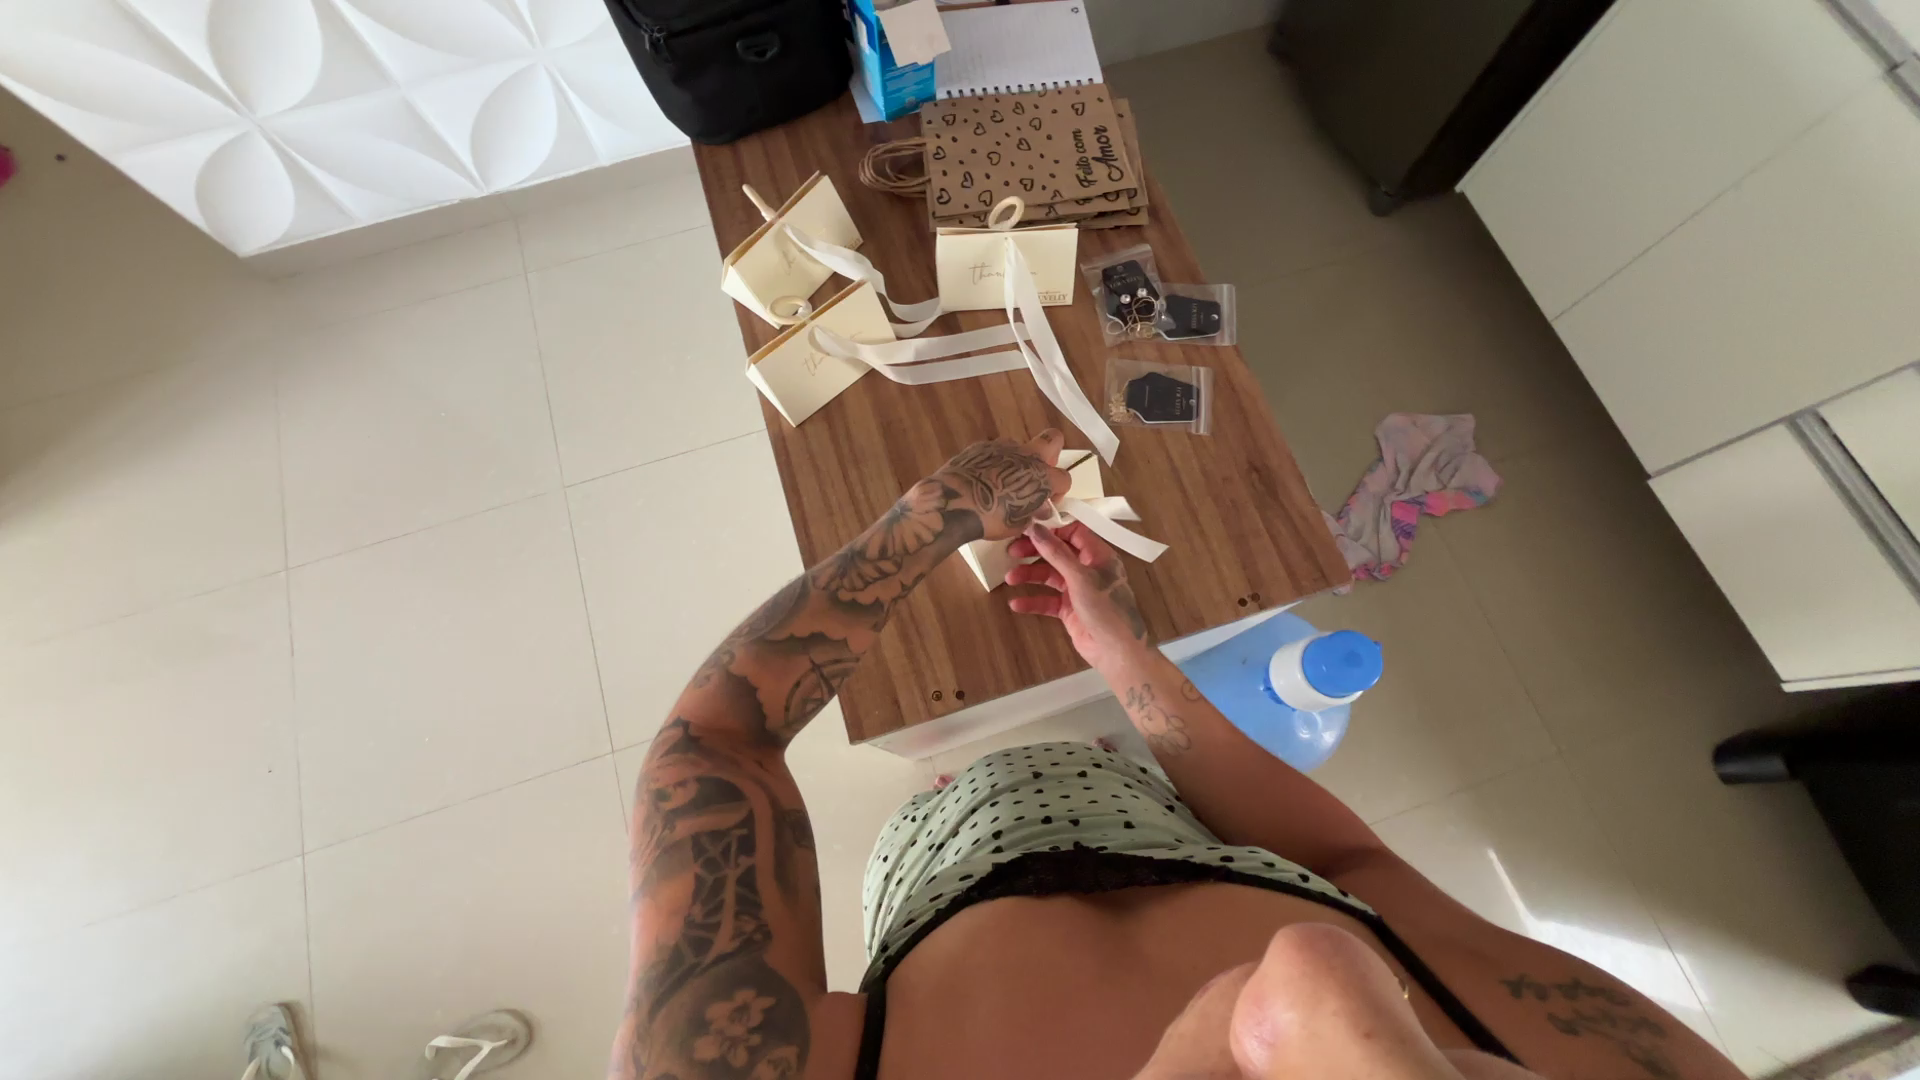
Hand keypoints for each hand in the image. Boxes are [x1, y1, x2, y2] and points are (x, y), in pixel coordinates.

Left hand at [929, 429, 1071, 540]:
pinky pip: (994, 451)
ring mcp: (1002, 446)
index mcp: (1042, 476)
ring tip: (1001, 481)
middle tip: (1036, 474)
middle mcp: (1027, 455)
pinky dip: (993, 462)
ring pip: (1019, 446)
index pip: (1064, 478)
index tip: (1046, 500)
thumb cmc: (989, 519)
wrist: (953, 503)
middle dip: (1050, 453)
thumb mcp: (1018, 524)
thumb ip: (1033, 512)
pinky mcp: (980, 445)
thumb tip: (1038, 508)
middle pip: (1053, 439)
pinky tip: (981, 478)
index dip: (1058, 490)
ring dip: (1016, 460)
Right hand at [1005, 521, 1150, 670]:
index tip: (1029, 530)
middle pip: (1058, 553)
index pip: (1074, 533)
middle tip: (1011, 552)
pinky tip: (1016, 604)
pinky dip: (1032, 601)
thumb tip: (1034, 528)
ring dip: (1030, 576)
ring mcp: (1078, 590)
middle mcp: (1088, 569)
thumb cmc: (1105, 607)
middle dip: (1035, 552)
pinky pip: (1047, 600)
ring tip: (1010, 579)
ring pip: (1050, 576)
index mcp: (1098, 556)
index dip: (1052, 530)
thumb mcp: (1080, 577)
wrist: (1115, 651)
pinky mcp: (1069, 609)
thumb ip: (1056, 553)